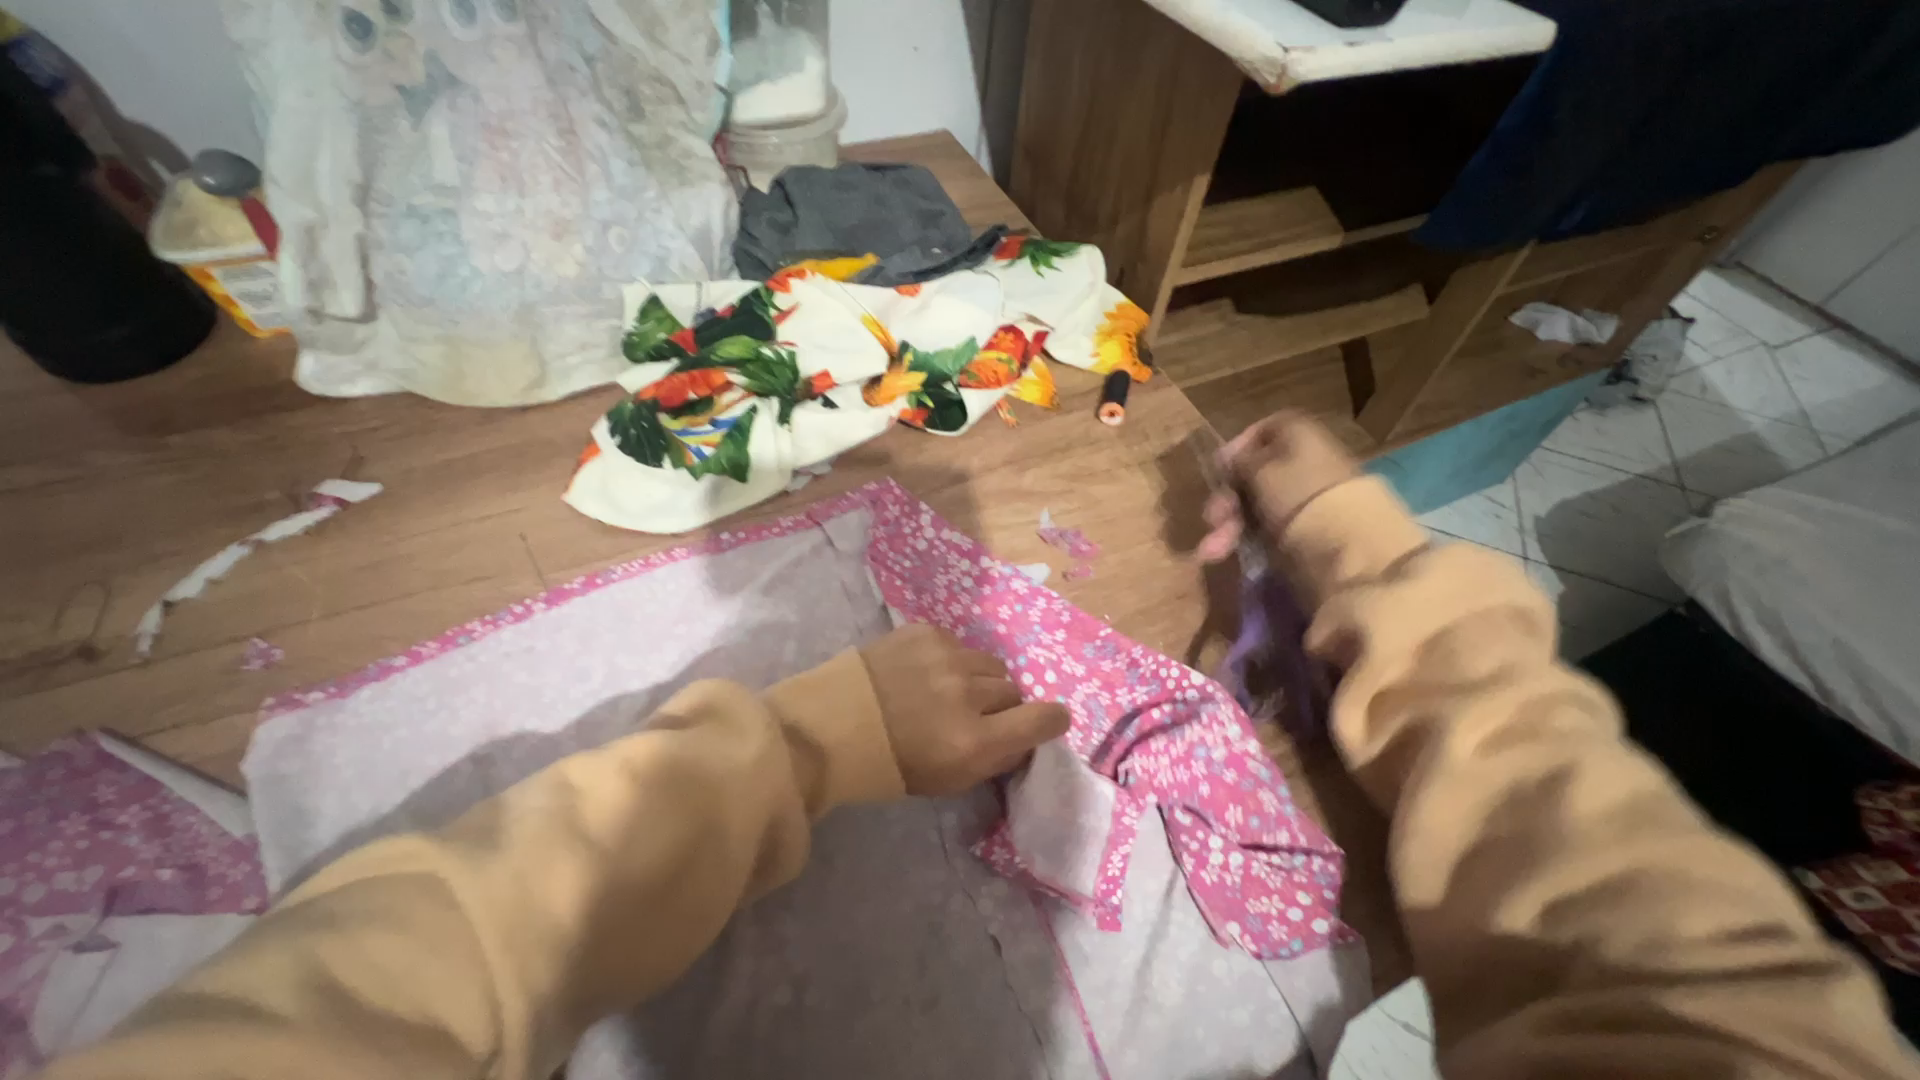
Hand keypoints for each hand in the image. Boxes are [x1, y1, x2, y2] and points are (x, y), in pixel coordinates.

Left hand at [861, 624, 1069, 795]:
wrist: (832, 724)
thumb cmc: (890, 764)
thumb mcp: (949, 780)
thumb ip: (994, 757)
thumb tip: (1024, 735)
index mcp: (976, 741)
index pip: (1044, 718)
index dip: (1051, 720)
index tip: (1047, 721)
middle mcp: (968, 694)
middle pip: (1014, 690)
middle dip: (1000, 705)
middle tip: (972, 715)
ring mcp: (948, 657)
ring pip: (990, 664)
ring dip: (977, 679)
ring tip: (946, 691)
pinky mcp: (927, 632)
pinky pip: (960, 644)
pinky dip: (950, 659)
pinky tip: (923, 673)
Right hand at [1197, 411, 1360, 563]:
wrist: (1346, 541)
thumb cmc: (1297, 493)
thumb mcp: (1260, 470)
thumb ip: (1239, 461)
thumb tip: (1229, 458)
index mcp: (1298, 436)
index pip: (1264, 430)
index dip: (1237, 446)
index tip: (1218, 468)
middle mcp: (1304, 462)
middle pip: (1254, 474)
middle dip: (1227, 500)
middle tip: (1211, 519)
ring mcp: (1307, 497)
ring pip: (1256, 506)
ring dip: (1229, 526)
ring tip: (1212, 550)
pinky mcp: (1307, 528)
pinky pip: (1268, 528)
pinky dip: (1246, 539)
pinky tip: (1228, 553)